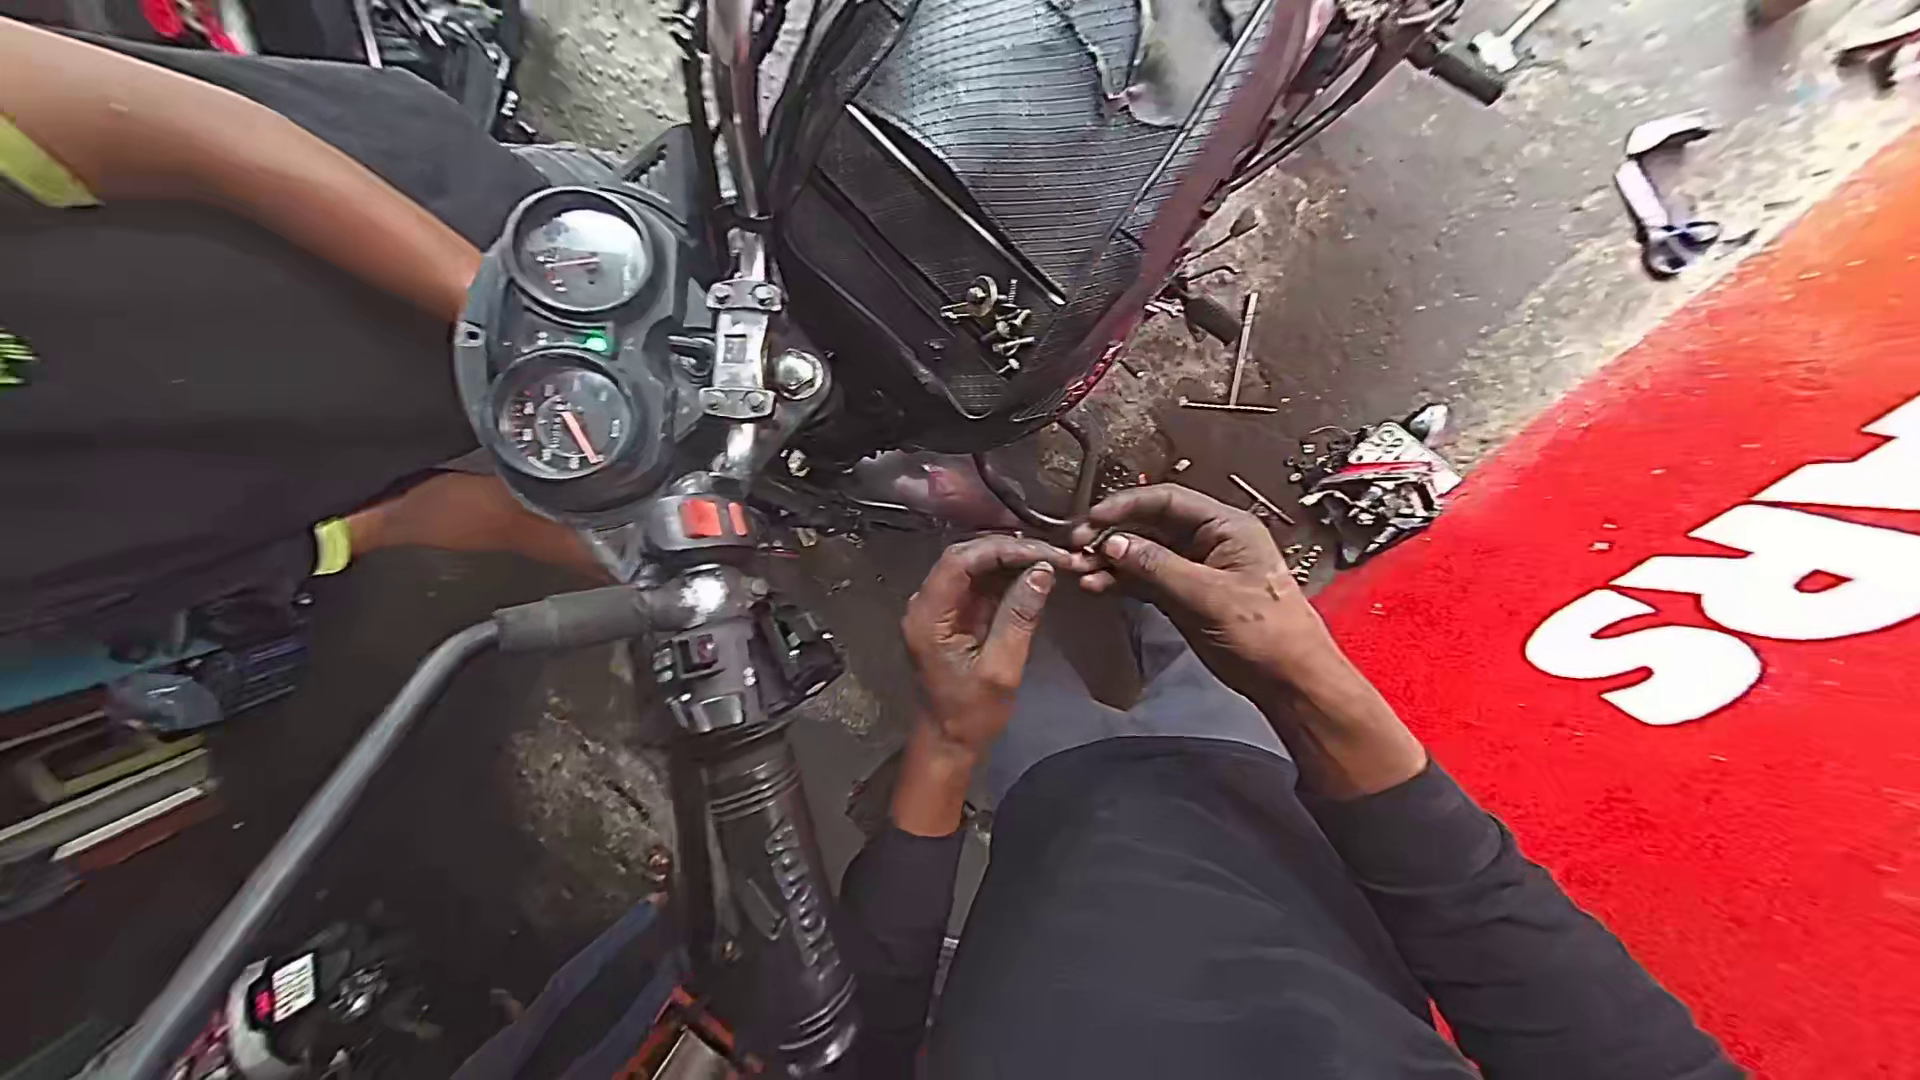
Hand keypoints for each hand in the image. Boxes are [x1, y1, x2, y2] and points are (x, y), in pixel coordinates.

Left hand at [902, 535, 1068, 759]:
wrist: (949, 741)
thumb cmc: (970, 714)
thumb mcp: (1001, 670)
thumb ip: (1019, 618)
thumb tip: (1043, 571)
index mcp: (928, 616)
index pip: (959, 561)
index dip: (1001, 549)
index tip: (1042, 552)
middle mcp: (926, 604)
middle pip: (965, 557)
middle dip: (1009, 550)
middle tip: (1051, 554)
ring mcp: (939, 607)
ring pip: (973, 565)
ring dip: (1010, 559)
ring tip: (1048, 559)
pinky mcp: (954, 614)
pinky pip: (978, 583)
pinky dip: (1006, 575)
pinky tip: (1033, 574)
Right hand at [1067, 485, 1336, 701]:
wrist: (1288, 681)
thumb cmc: (1264, 632)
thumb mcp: (1208, 595)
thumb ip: (1156, 566)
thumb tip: (1112, 542)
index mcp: (1226, 526)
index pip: (1167, 500)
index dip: (1126, 505)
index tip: (1092, 518)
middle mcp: (1206, 540)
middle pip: (1148, 525)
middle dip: (1111, 534)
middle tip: (1077, 546)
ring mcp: (1192, 567)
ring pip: (1141, 553)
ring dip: (1109, 560)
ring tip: (1080, 570)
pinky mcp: (1182, 593)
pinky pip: (1143, 579)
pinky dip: (1120, 581)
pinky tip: (1096, 586)